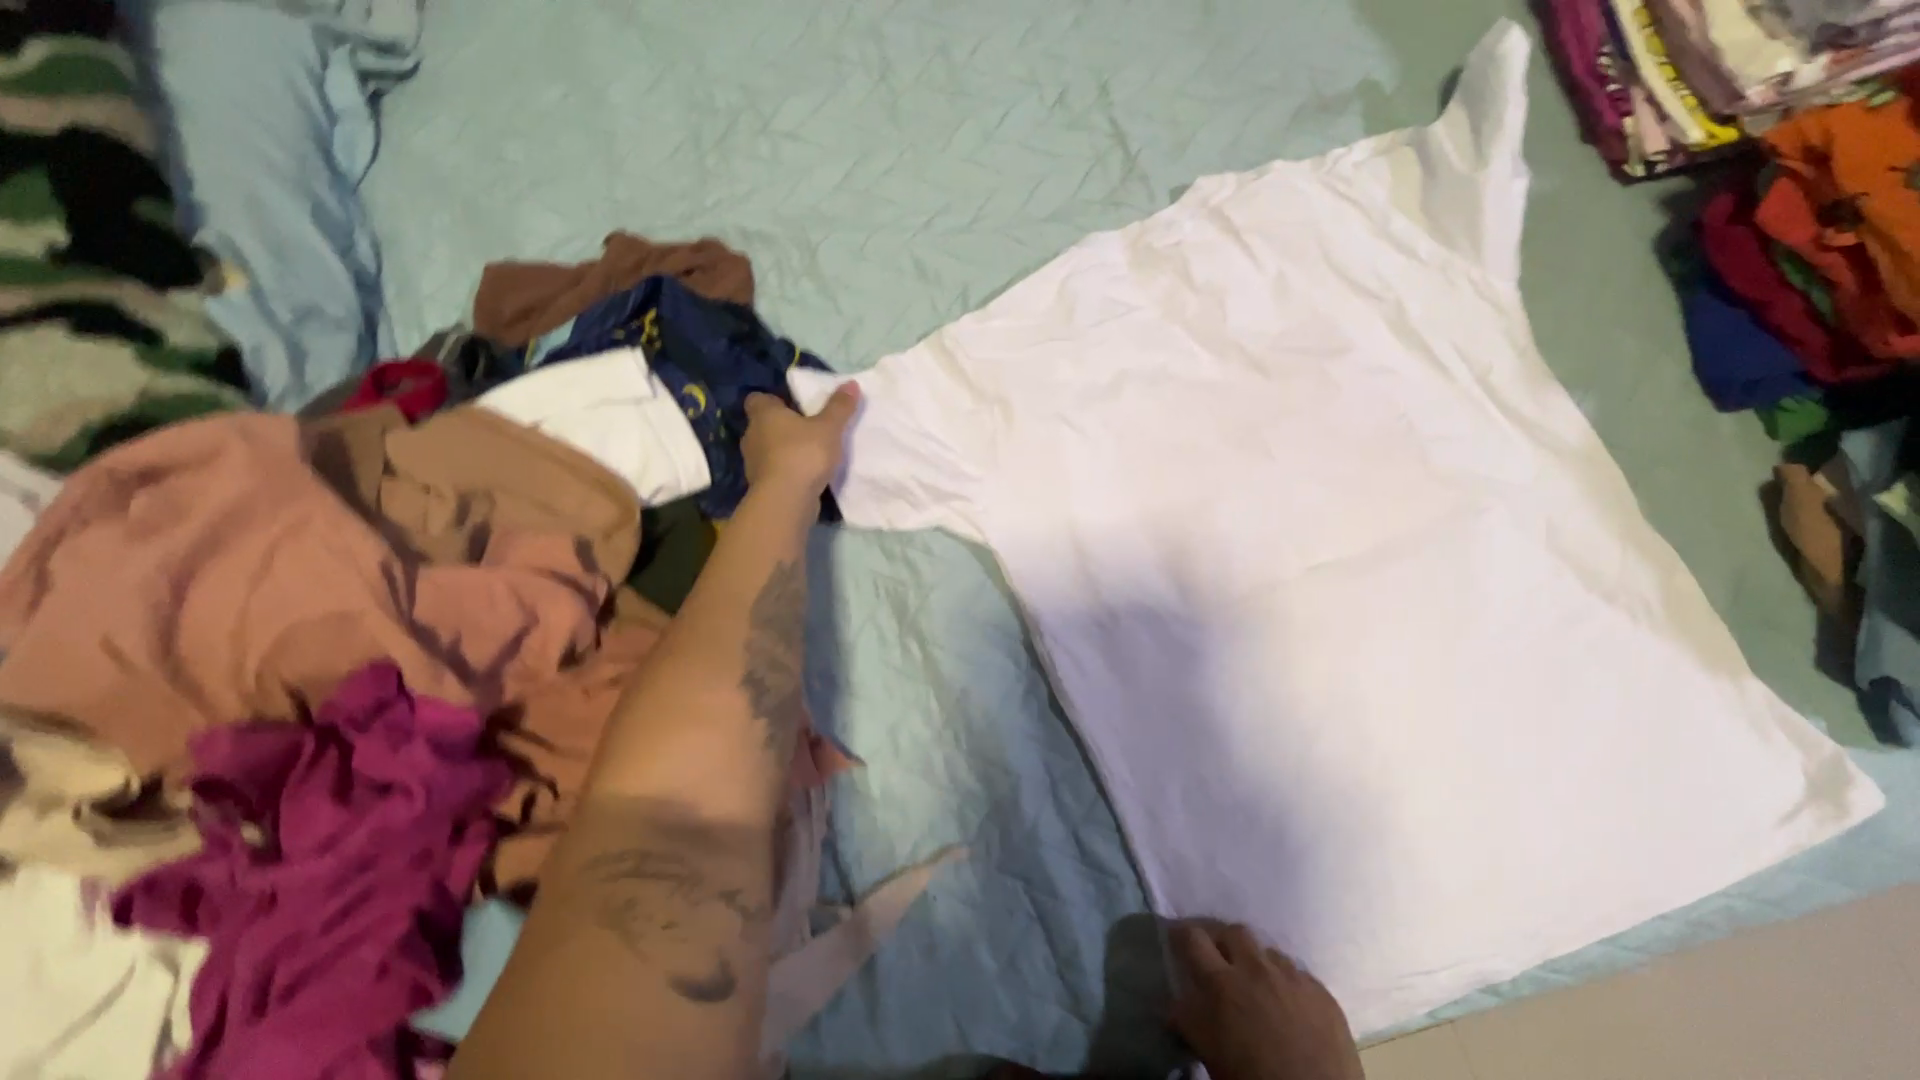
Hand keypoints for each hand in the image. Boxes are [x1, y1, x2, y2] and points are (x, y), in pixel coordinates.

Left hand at [742, 383, 859, 494]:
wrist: (786, 499)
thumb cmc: (804, 453)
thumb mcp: (829, 427)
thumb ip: (839, 406)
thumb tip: (851, 383)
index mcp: (764, 414)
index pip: (757, 399)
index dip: (773, 400)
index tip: (792, 405)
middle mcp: (752, 435)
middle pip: (763, 424)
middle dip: (781, 426)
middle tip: (806, 428)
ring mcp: (753, 462)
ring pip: (767, 449)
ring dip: (782, 450)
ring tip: (807, 453)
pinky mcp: (760, 484)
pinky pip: (772, 470)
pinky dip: (784, 470)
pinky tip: (804, 475)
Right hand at [1169, 921, 1363, 1079]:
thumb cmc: (1252, 1079)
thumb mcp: (1209, 1052)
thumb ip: (1190, 1020)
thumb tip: (1174, 1005)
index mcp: (1221, 984)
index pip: (1193, 938)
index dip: (1182, 934)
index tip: (1178, 939)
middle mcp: (1255, 969)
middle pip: (1234, 932)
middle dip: (1224, 941)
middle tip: (1220, 961)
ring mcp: (1291, 977)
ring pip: (1268, 950)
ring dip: (1257, 962)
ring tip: (1258, 985)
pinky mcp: (1320, 991)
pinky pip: (1297, 972)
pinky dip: (1286, 981)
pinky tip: (1288, 1003)